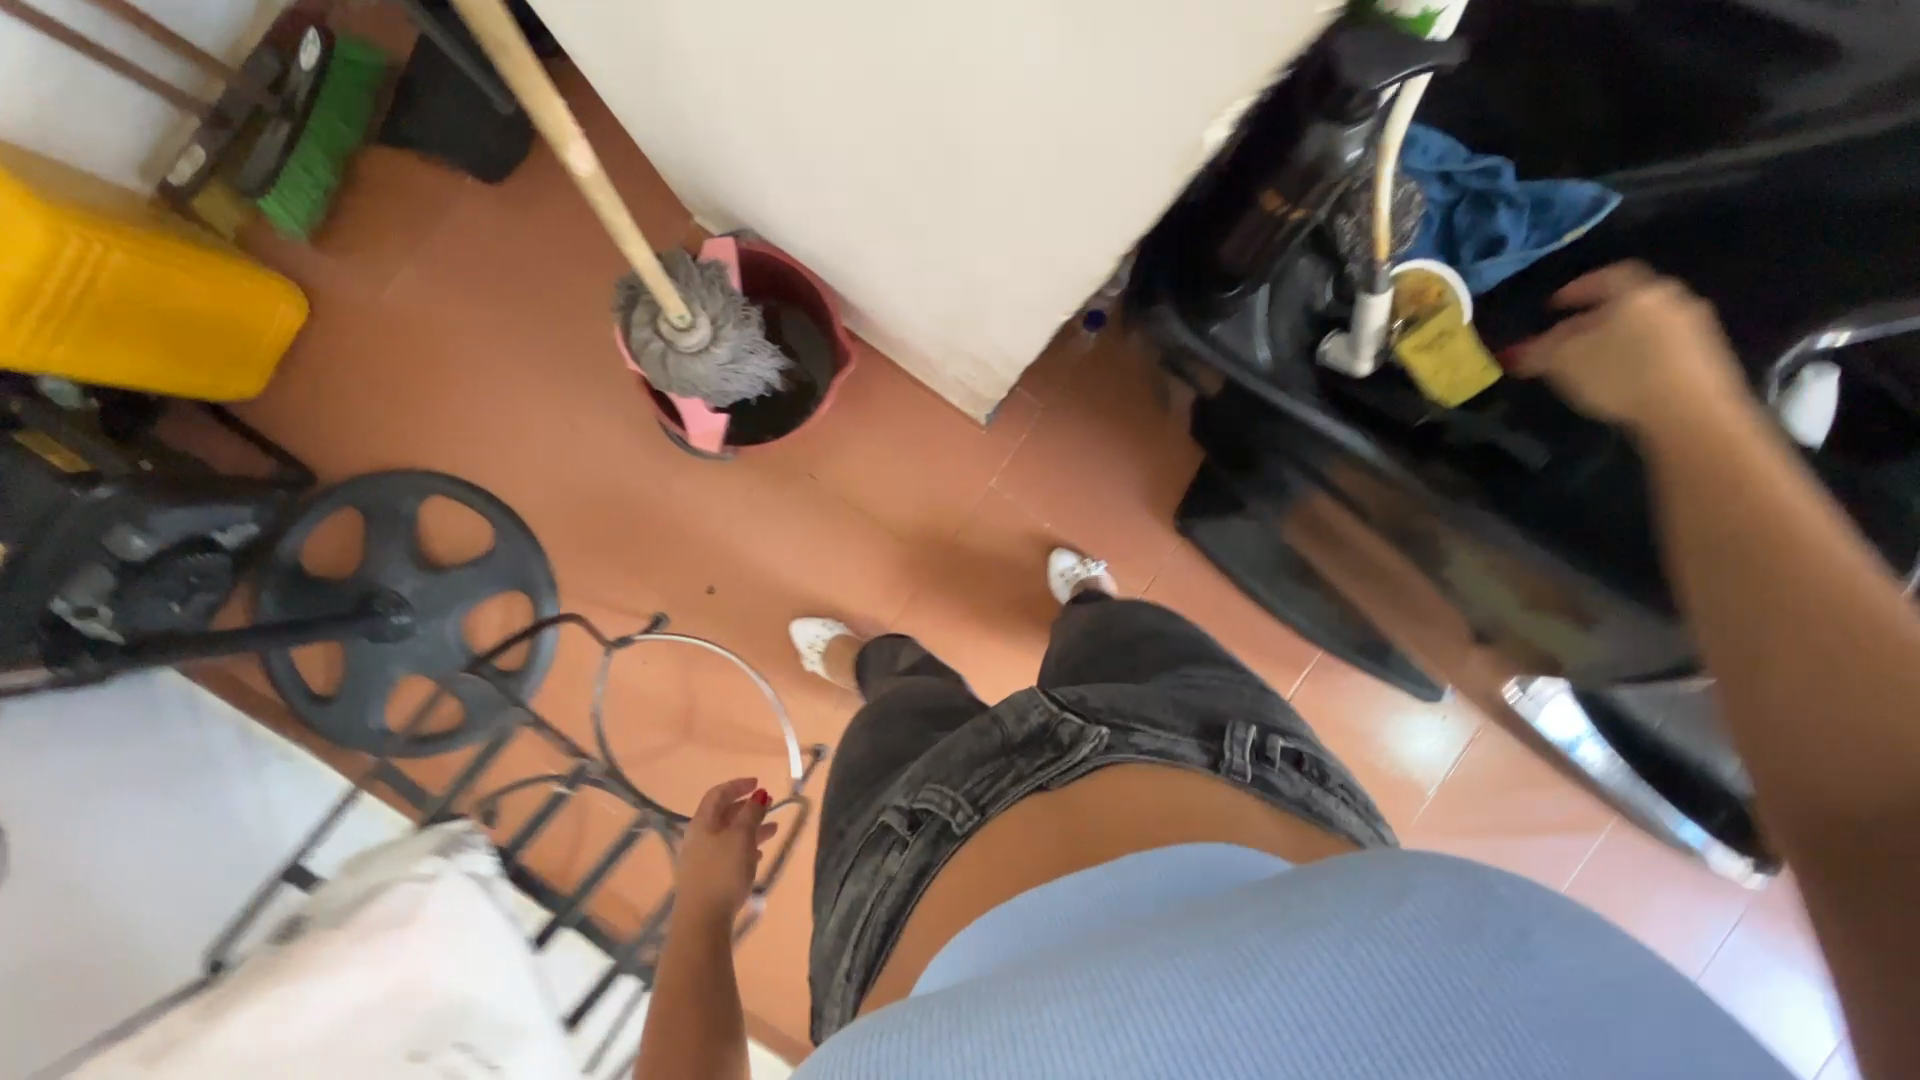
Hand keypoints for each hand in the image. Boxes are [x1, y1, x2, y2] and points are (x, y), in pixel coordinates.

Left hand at [675, 778, 777, 919]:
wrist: (701, 921)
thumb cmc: (722, 872)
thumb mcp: (741, 838)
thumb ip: (751, 814)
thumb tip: (758, 794)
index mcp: (702, 823)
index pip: (717, 794)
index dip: (738, 785)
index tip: (758, 782)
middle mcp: (697, 838)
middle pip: (722, 814)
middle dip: (746, 807)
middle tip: (769, 804)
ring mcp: (700, 860)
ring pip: (727, 835)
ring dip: (749, 829)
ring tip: (773, 829)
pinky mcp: (706, 879)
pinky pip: (726, 854)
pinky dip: (744, 848)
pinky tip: (758, 855)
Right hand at [1513, 261, 1747, 432]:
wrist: (1689, 411)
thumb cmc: (1618, 374)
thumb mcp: (1560, 362)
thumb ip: (1533, 352)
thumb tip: (1510, 352)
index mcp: (1635, 292)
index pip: (1603, 278)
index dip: (1575, 289)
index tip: (1552, 306)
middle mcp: (1670, 299)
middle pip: (1625, 302)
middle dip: (1594, 319)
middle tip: (1569, 339)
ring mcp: (1694, 327)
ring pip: (1644, 325)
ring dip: (1617, 339)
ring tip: (1592, 363)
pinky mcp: (1706, 356)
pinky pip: (1662, 346)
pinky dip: (1638, 356)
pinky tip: (1622, 378)